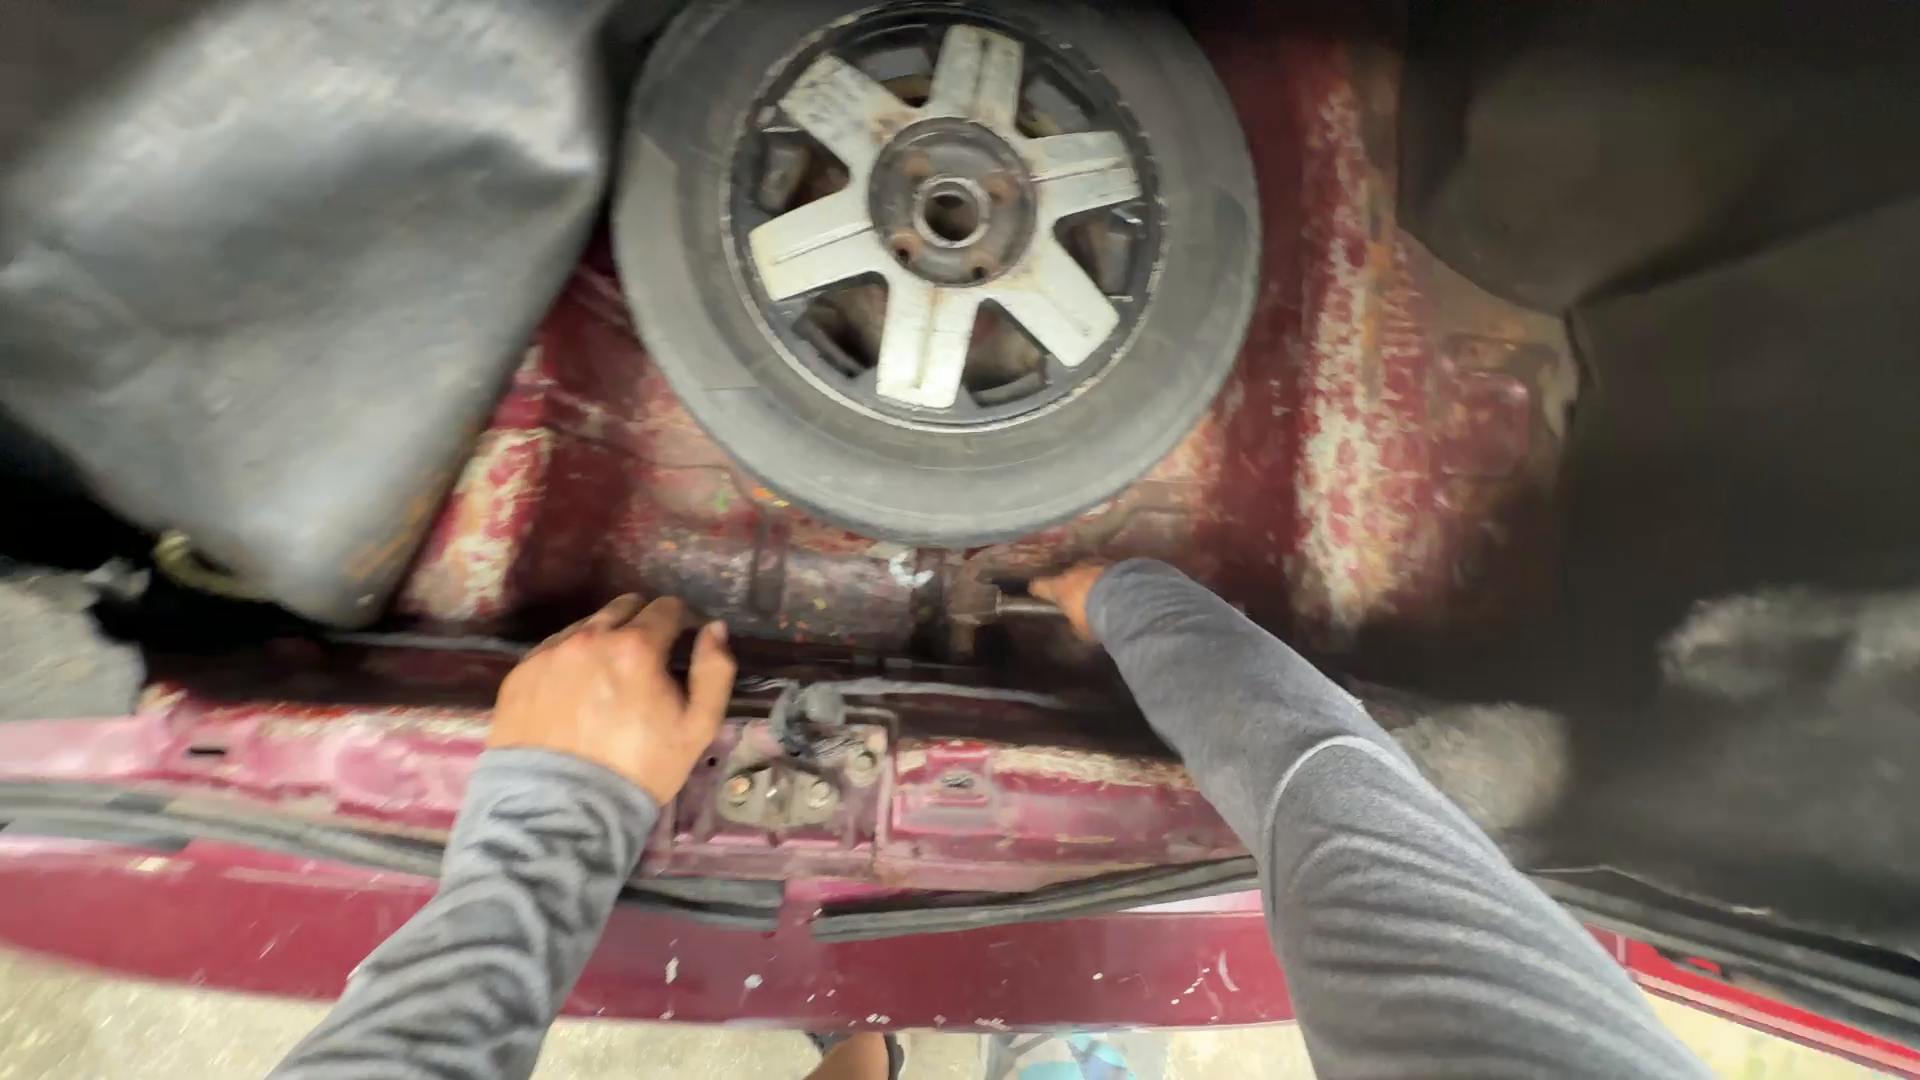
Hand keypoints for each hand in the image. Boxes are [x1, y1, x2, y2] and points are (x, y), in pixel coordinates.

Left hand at [488, 594, 735, 804]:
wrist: (561, 813)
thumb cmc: (640, 767)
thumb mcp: (699, 726)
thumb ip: (715, 669)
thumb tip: (714, 628)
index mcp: (637, 646)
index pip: (667, 607)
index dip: (682, 622)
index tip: (682, 644)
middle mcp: (590, 637)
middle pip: (626, 606)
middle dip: (644, 623)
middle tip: (649, 660)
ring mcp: (550, 654)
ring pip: (588, 625)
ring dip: (607, 639)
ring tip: (609, 679)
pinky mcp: (519, 674)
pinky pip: (555, 648)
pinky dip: (573, 658)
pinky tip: (577, 692)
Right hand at [1029, 561, 1110, 641]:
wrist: (1126, 600)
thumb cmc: (1095, 618)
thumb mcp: (1082, 630)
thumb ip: (1074, 624)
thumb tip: (1074, 622)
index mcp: (1059, 587)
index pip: (1039, 585)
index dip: (1038, 590)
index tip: (1038, 594)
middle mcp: (1072, 572)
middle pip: (1065, 577)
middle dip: (1070, 586)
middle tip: (1078, 598)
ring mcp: (1093, 564)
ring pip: (1086, 572)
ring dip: (1089, 581)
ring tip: (1100, 594)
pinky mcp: (1112, 562)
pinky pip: (1104, 571)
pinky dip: (1106, 578)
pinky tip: (1115, 590)